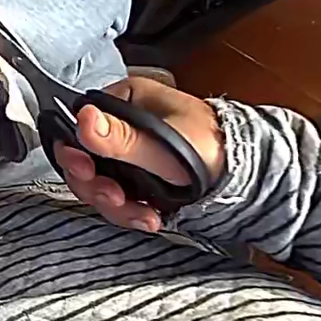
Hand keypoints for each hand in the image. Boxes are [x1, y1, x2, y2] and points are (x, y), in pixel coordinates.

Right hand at [52, 77, 223, 231]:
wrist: (245, 174)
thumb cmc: (211, 146)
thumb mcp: (163, 144)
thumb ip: (122, 138)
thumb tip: (85, 118)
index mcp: (123, 102)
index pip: (78, 127)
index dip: (75, 154)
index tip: (86, 172)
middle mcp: (119, 126)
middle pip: (84, 162)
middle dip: (97, 187)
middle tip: (116, 198)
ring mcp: (127, 154)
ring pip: (98, 185)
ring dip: (114, 205)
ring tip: (142, 215)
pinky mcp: (136, 179)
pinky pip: (117, 199)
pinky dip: (129, 213)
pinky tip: (149, 219)